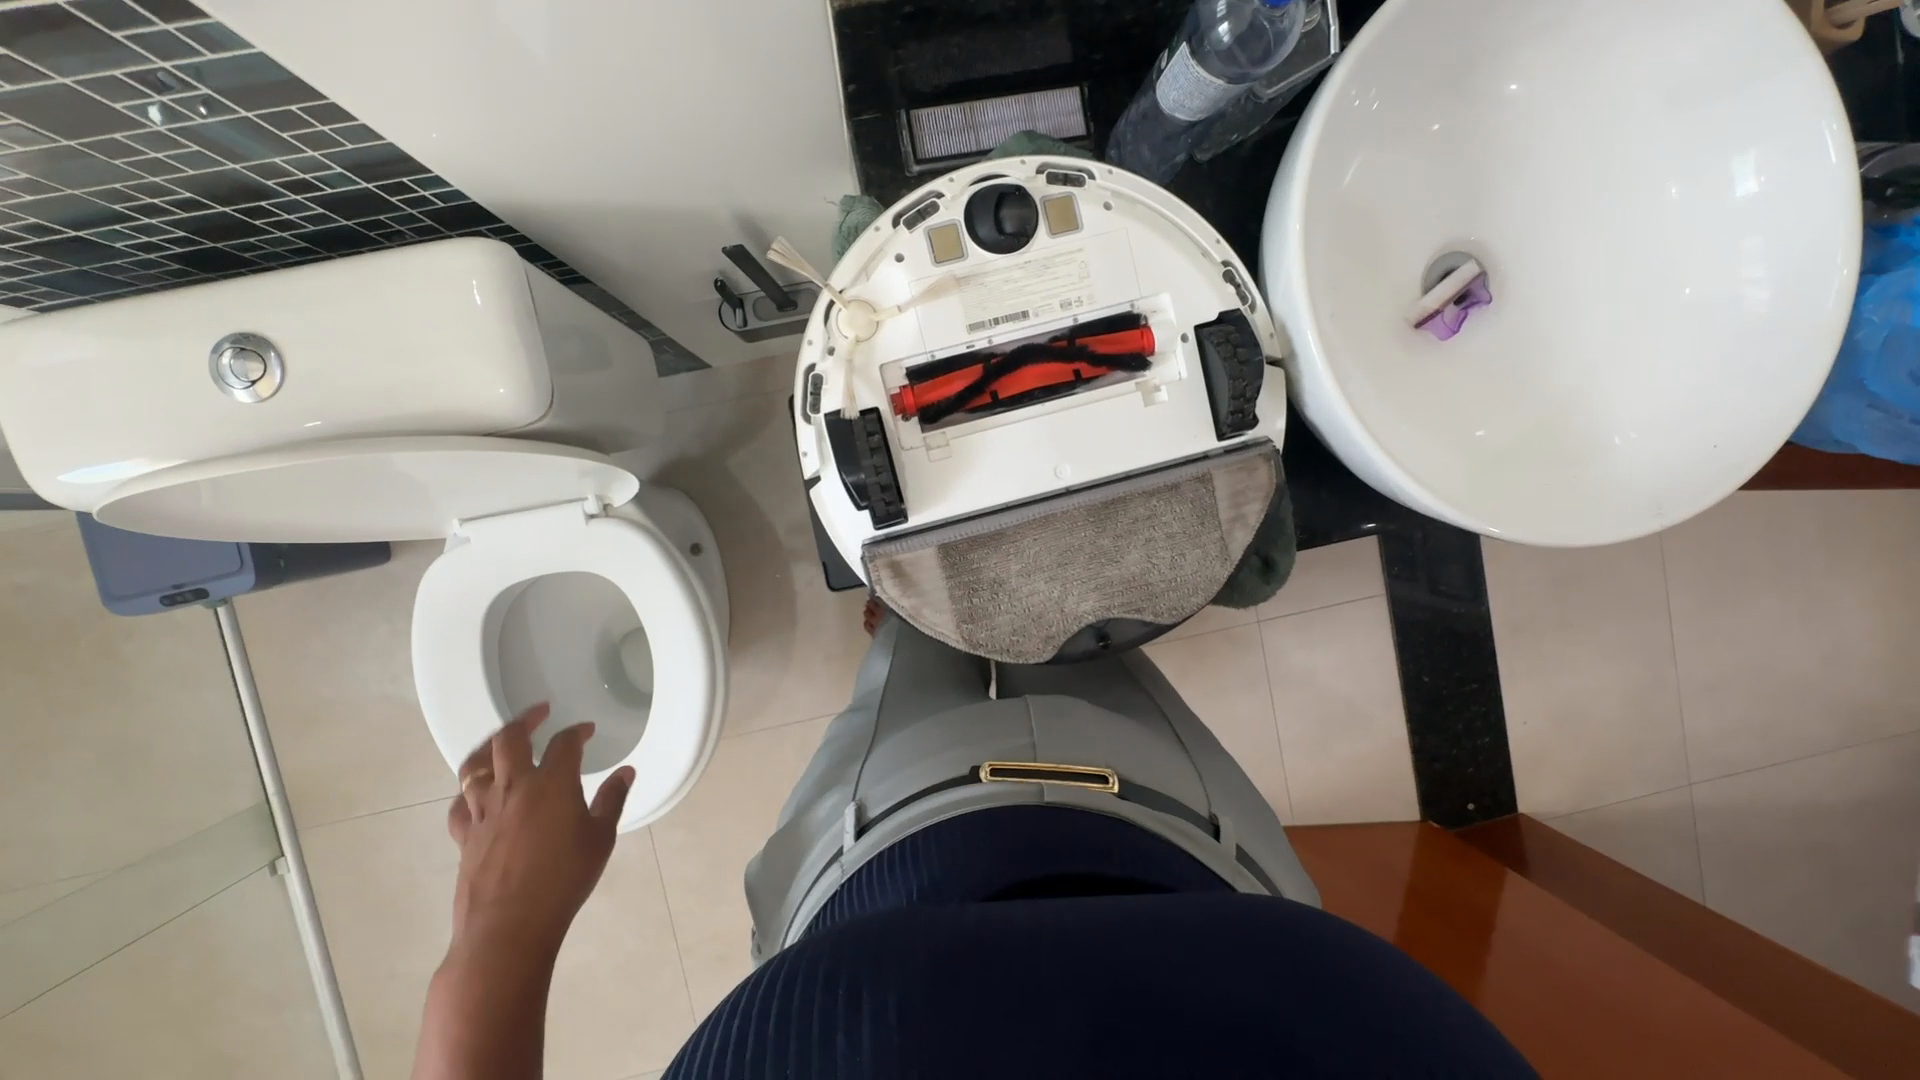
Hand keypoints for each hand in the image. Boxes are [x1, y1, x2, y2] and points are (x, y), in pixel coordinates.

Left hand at [446, 703, 634, 955]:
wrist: (509, 926)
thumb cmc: (564, 880)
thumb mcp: (601, 839)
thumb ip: (612, 800)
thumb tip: (626, 772)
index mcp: (552, 783)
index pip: (564, 743)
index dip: (578, 731)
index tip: (587, 730)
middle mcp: (513, 788)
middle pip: (509, 739)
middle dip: (525, 721)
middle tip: (540, 713)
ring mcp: (483, 811)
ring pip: (475, 766)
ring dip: (490, 749)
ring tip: (503, 744)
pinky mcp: (465, 835)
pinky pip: (459, 803)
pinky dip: (469, 792)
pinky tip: (478, 794)